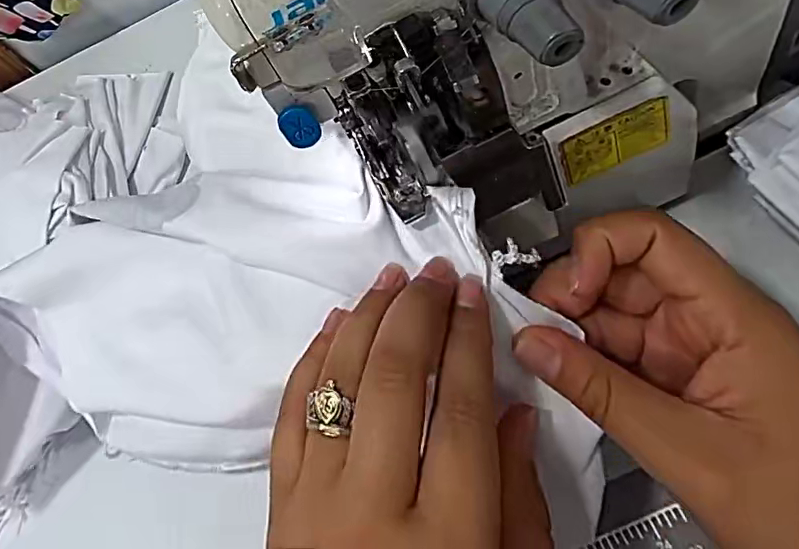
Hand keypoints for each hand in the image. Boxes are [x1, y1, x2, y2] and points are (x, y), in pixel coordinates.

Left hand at [269, 257, 550, 548]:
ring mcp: (315, 505)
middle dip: (417, 312)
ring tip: (389, 281)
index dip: (469, 342)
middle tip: (434, 275)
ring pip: (337, 381)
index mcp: (444, 544)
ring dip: (365, 318)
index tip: (473, 299)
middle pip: (393, 380)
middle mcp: (371, 515)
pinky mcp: (279, 504)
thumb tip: (512, 411)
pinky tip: (334, 325)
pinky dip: (314, 358)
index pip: (459, 412)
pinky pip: (292, 411)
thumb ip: (519, 504)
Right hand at [514, 211, 798, 548]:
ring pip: (613, 312)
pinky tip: (568, 379)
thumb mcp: (698, 457)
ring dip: (573, 331)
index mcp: (734, 316)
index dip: (598, 249)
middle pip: (621, 272)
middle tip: (537, 331)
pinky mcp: (683, 381)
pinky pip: (620, 352)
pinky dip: (588, 362)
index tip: (567, 292)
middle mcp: (712, 320)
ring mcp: (695, 350)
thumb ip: (604, 394)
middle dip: (571, 294)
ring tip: (546, 361)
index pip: (651, 237)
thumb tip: (535, 344)